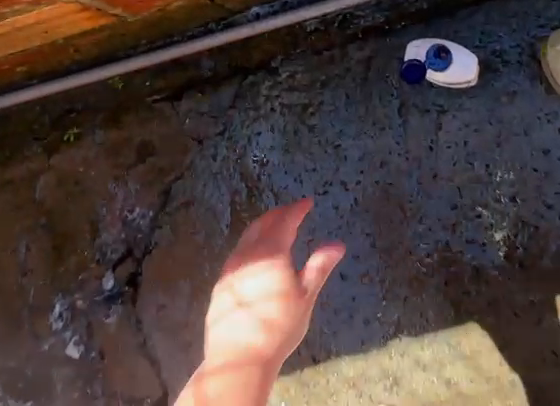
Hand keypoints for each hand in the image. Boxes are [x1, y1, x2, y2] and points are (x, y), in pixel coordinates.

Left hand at [196, 198, 344, 384]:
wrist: (238, 358)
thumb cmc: (278, 328)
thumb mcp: (305, 297)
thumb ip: (319, 267)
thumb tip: (338, 244)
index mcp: (271, 252)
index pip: (285, 221)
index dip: (297, 209)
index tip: (307, 202)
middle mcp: (248, 253)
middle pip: (263, 224)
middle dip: (279, 214)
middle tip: (292, 211)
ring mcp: (231, 268)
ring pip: (248, 237)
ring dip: (263, 227)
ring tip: (275, 228)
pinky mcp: (221, 284)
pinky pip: (238, 253)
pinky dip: (251, 244)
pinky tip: (256, 256)